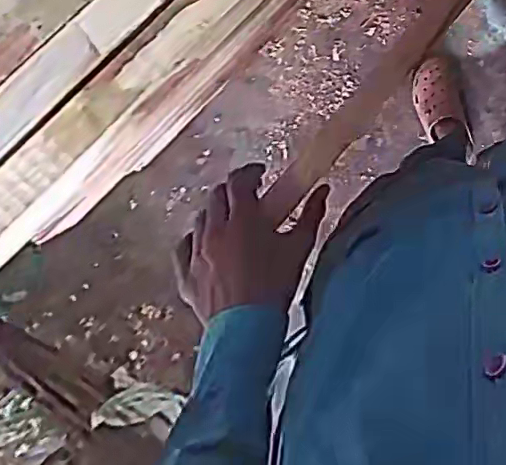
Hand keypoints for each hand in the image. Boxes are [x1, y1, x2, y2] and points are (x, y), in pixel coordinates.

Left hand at [174, 163, 330, 324]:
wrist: (246, 331)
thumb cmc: (276, 286)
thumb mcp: (300, 247)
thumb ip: (311, 214)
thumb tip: (323, 190)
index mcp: (243, 220)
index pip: (239, 182)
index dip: (249, 173)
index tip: (261, 175)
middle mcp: (215, 232)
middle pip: (217, 196)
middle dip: (232, 190)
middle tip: (249, 195)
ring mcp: (196, 254)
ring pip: (200, 219)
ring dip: (215, 212)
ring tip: (231, 219)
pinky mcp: (186, 277)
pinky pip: (183, 248)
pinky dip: (194, 238)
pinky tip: (205, 242)